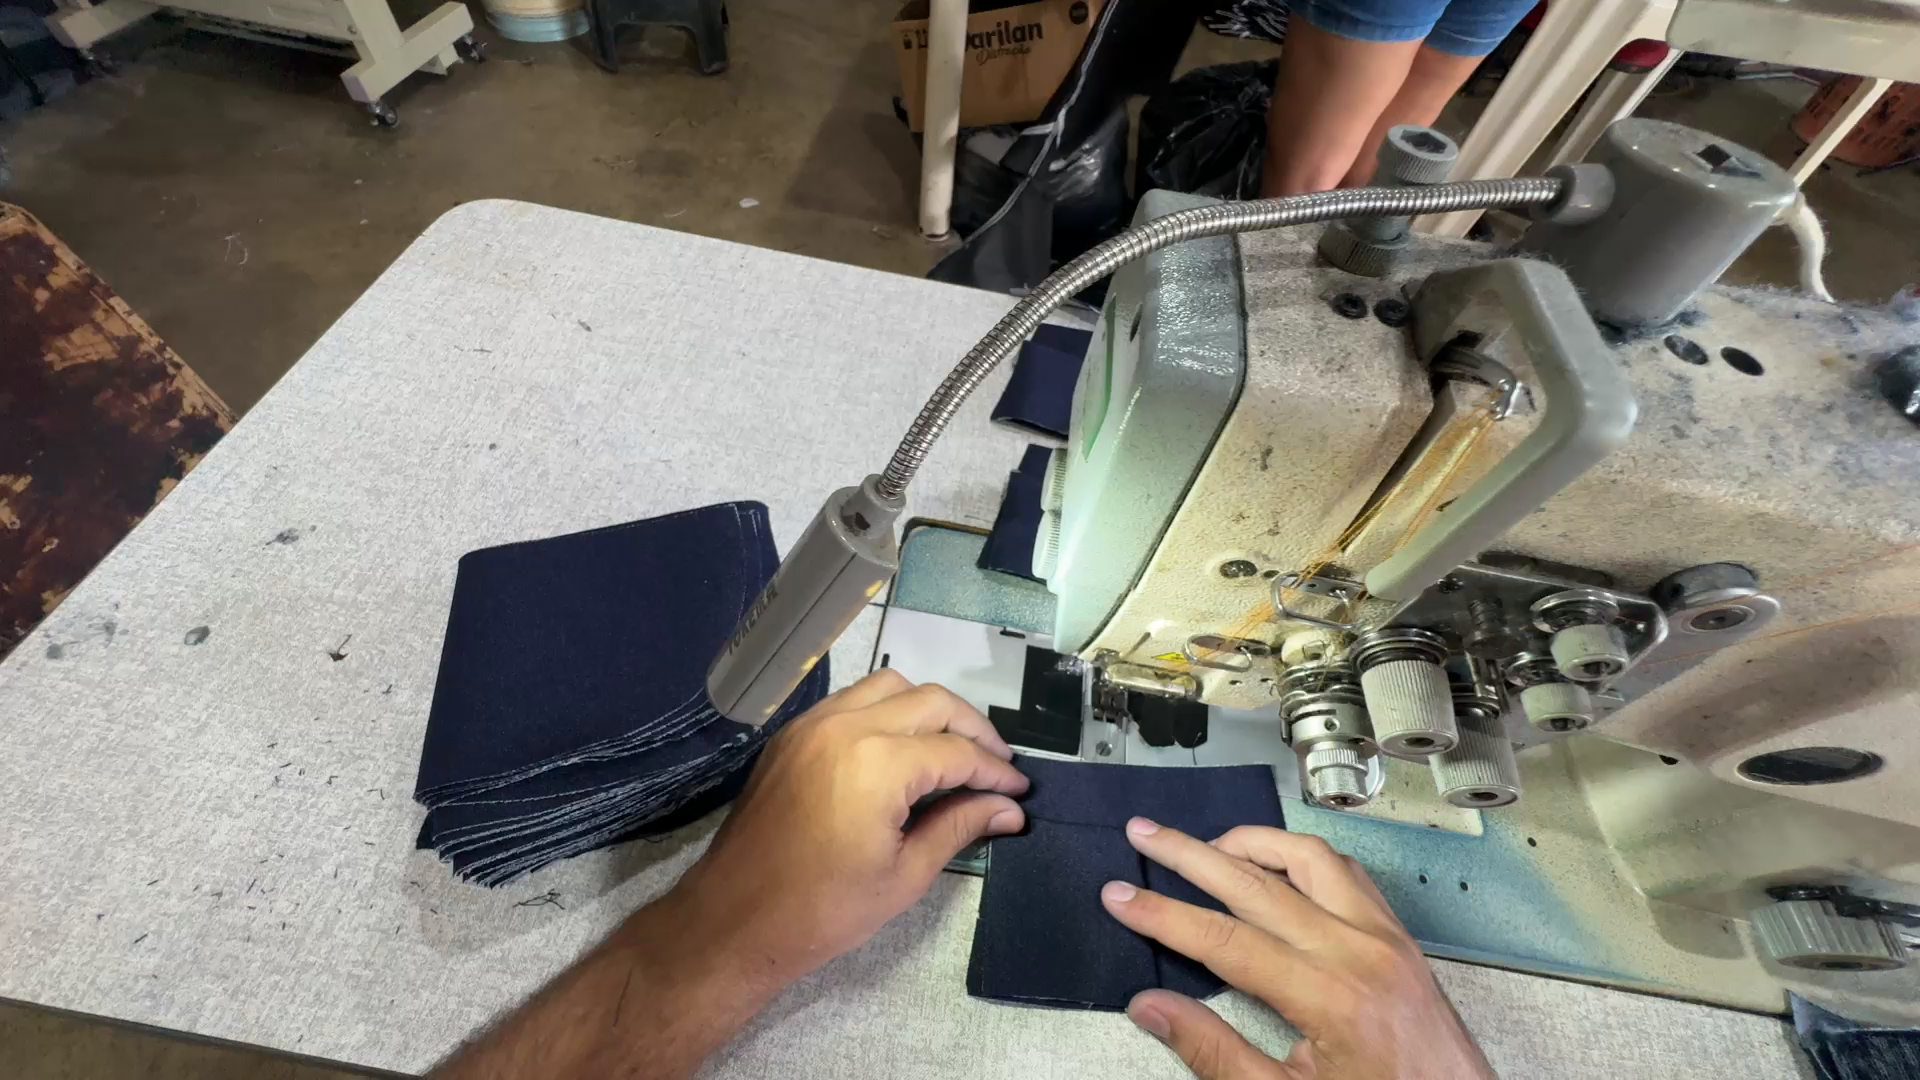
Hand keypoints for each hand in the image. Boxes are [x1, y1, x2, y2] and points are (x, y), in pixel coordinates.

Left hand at [664, 669, 1029, 987]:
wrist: (733, 920)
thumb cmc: (823, 910)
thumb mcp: (904, 876)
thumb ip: (960, 827)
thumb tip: (1010, 810)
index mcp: (877, 764)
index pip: (956, 753)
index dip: (995, 771)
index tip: (1019, 789)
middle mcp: (847, 725)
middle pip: (931, 701)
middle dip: (973, 728)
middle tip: (996, 763)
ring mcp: (816, 722)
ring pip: (892, 684)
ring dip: (930, 708)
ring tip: (951, 746)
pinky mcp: (796, 730)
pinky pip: (855, 697)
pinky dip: (889, 708)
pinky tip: (902, 743)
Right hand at [1100, 820, 1492, 1079]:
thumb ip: (1214, 1053)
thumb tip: (1147, 1005)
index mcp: (1333, 1000)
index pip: (1224, 941)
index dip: (1163, 916)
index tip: (1118, 897)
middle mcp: (1359, 951)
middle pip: (1254, 880)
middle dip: (1188, 854)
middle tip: (1143, 833)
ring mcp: (1384, 936)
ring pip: (1305, 856)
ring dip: (1248, 843)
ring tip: (1204, 847)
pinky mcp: (1398, 935)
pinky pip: (1343, 870)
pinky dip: (1297, 855)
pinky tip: (1271, 864)